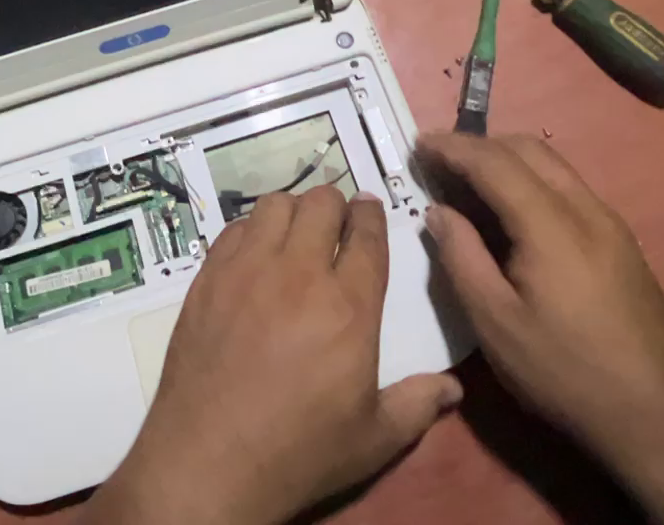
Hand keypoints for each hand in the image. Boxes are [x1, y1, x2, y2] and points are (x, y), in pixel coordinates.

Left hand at [82, 187, 461, 524]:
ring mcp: (248, 268)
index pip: (367, 234)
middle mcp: (299, 272)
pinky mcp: (210, 276)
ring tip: (294, 233)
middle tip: (334, 222)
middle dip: (334, 204)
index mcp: (348, 305)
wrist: (209, 459)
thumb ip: (417, 405)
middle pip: (321, 203)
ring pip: (274, 204)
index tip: (369, 208)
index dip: (371, 214)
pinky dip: (251, 230)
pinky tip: (254, 253)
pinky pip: (234, 228)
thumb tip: (454, 389)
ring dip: (292, 211)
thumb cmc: (299, 451)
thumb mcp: (374, 440)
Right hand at [418, 133, 663, 524]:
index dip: (452, 148)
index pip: (494, 162)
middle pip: (528, 149)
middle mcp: (587, 211)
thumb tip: (438, 211)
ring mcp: (611, 225)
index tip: (418, 146)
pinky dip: (529, 180)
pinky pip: (567, 187)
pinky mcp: (622, 244)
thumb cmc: (566, 374)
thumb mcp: (496, 323)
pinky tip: (510, 212)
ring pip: (552, 165)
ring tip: (466, 182)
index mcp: (552, 226)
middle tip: (438, 162)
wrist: (663, 424)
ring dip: (505, 159)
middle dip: (478, 144)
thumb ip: (461, 257)